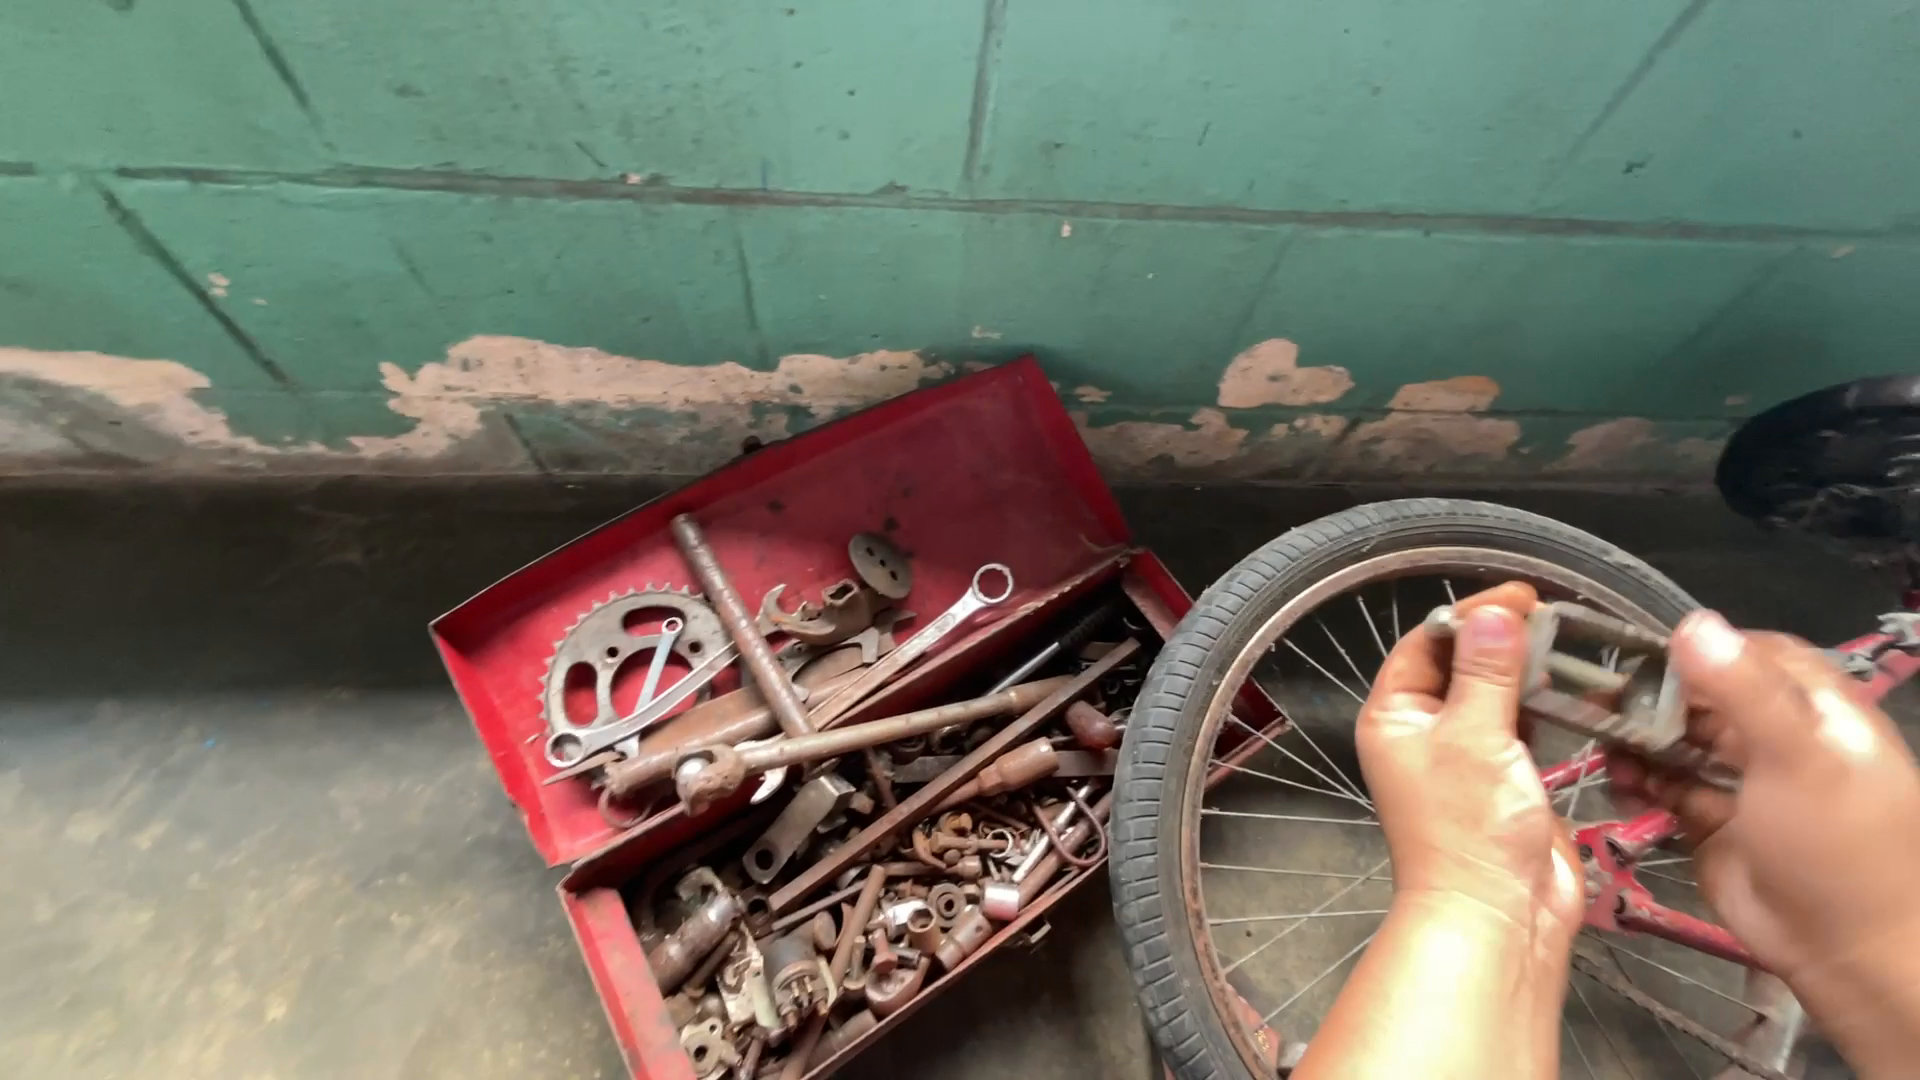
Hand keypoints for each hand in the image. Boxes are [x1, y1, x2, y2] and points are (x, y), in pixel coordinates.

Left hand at [1356, 582, 1584, 944]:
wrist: (1498, 911)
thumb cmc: (1468, 825)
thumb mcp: (1474, 738)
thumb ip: (1486, 674)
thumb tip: (1493, 614)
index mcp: (1392, 714)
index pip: (1424, 645)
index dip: (1466, 616)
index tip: (1516, 594)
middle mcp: (1420, 727)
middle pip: (1457, 665)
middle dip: (1498, 638)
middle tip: (1549, 613)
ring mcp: (1462, 750)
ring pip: (1490, 693)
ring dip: (1524, 669)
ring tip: (1567, 641)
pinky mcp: (1502, 773)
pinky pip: (1519, 724)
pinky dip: (1543, 704)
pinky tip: (1574, 686)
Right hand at [1608, 612, 1919, 989]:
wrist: (1849, 954)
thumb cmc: (1840, 848)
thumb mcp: (1799, 759)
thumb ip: (1743, 690)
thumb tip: (1692, 622)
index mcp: (1816, 717)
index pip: (1759, 654)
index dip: (1705, 646)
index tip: (1642, 648)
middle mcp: (1778, 741)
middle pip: (1702, 695)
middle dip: (1649, 695)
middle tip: (1595, 698)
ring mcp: (1741, 780)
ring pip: (1673, 738)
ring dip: (1633, 739)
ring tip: (1600, 745)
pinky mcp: (1709, 816)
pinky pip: (1660, 782)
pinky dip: (1633, 779)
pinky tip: (1616, 783)